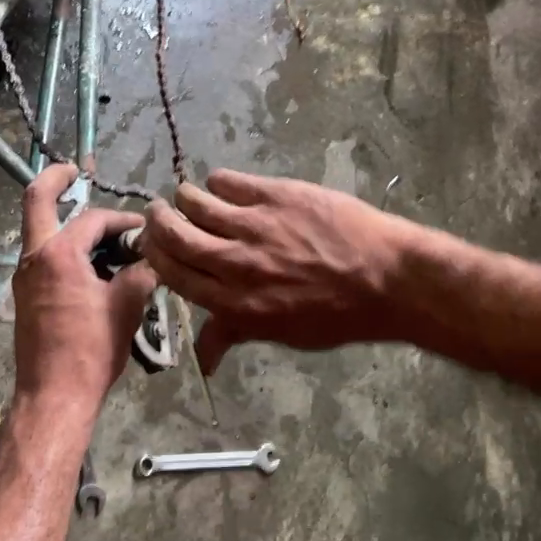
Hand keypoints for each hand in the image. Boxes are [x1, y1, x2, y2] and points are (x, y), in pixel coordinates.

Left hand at [11, 163, 158, 415]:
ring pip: (38, 231)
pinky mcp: (25, 296)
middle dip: (55, 179)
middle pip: (36, 200)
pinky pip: (41, 257)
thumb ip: (141, 275)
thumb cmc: (90, 350)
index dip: (122, 219)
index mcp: (58, 254)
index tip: (144, 230)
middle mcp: (34, 257)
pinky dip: (62, 248)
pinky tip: (89, 265)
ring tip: (99, 231)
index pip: (92, 219)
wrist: (53, 396)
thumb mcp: (126, 308)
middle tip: (75, 170)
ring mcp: (24, 276)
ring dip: (64, 221)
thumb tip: (153, 259)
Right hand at [138, 168, 435, 374]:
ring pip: (193, 201)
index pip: (174, 275)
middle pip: (174, 235)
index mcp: (236, 303)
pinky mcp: (273, 194)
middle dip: (158, 221)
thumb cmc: (338, 314)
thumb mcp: (283, 334)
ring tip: (191, 197)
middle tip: (159, 213)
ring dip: (186, 199)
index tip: (151, 245)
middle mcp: (236, 264)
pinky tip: (228, 188)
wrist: (388, 278)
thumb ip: (235, 333)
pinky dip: (218, 183)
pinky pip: (225, 181)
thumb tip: (203, 359)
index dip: (155, 256)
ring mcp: (253, 225)